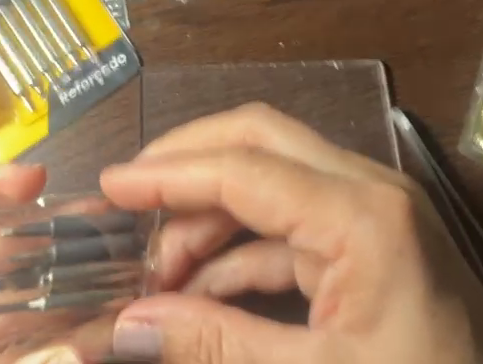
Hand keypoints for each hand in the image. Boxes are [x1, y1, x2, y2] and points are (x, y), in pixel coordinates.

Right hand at [99, 104, 482, 363]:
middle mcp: (368, 188)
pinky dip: (241, 248)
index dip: (170, 173)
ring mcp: (373, 209)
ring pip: (273, 176)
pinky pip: (293, 223)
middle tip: (126, 200)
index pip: (245, 166)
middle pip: (261, 138)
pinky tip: (200, 290)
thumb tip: (129, 325)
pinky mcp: (372, 239)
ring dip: (211, 213)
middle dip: (189, 162)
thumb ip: (218, 346)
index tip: (109, 185)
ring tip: (156, 270)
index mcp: (362, 214)